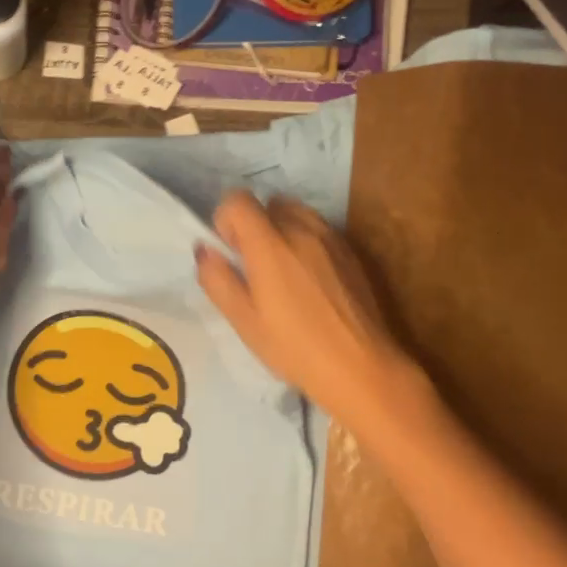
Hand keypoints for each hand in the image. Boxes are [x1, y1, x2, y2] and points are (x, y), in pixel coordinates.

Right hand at [195, 190, 420, 426]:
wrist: (361, 367)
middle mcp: (303, 230)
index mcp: (270, 245)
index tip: (229, 253)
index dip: (225, 221)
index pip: (238, 200)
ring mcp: (333, 239)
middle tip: (253, 266)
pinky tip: (309, 283)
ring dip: (281, 231)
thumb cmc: (293, 348)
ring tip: (281, 273)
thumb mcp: (243, 321)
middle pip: (269, 203)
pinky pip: (320, 231)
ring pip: (297, 213)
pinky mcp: (353, 254)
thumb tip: (205, 250)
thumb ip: (217, 279)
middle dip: (254, 226)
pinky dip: (305, 243)